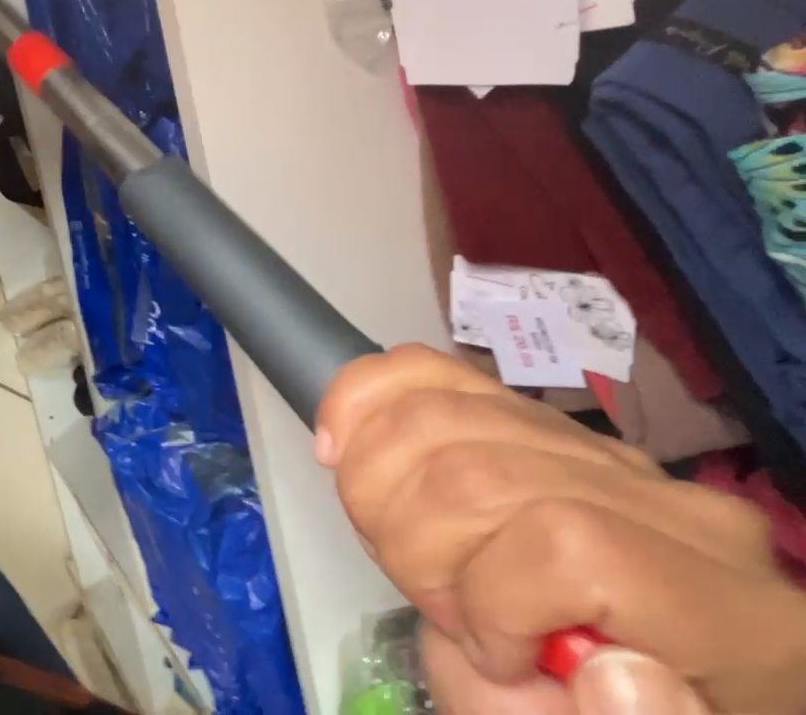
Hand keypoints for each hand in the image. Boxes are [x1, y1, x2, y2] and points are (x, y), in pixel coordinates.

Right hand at [316, 345, 805, 714]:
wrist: (613, 654)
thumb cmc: (602, 700)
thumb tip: (613, 670)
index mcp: (714, 600)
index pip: (569, 542)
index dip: (494, 597)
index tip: (492, 655)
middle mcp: (657, 498)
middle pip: (475, 471)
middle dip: (414, 545)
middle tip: (435, 604)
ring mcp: (582, 444)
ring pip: (429, 416)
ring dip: (373, 489)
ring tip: (399, 548)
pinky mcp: (519, 413)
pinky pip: (419, 370)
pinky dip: (357, 401)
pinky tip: (337, 450)